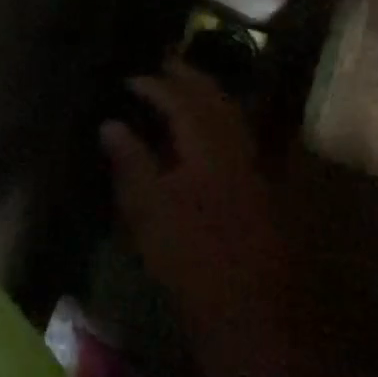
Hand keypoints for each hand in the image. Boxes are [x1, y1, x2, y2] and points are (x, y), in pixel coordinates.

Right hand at [101, 61, 301, 376]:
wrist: (250, 313)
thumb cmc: (190, 255)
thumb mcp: (147, 207)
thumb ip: (130, 160)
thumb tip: (111, 123)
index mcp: (210, 150)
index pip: (182, 103)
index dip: (154, 85)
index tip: (129, 78)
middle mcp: (241, 154)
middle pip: (220, 104)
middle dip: (192, 80)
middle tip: (166, 63)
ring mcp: (260, 175)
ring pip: (238, 122)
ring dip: (212, 100)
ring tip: (187, 89)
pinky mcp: (266, 197)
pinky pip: (243, 144)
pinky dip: (223, 127)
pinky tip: (209, 134)